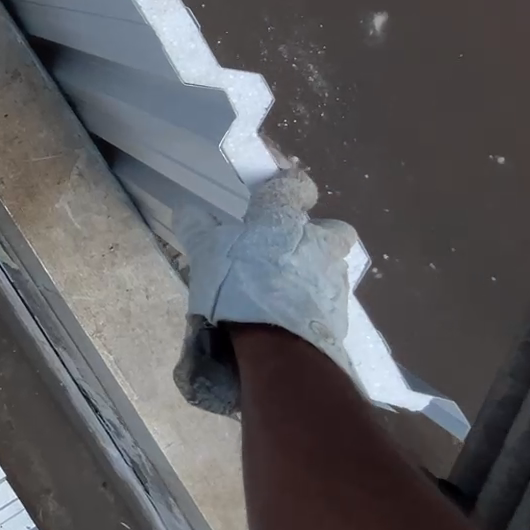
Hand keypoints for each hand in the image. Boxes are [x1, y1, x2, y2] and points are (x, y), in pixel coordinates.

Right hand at [174, 167, 361, 415]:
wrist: (277, 343)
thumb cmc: (237, 282)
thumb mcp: (203, 249)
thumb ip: (198, 226)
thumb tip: (188, 209)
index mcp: (285, 221)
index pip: (294, 188)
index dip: (286, 185)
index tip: (274, 188)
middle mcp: (319, 245)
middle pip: (331, 231)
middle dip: (315, 235)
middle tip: (282, 247)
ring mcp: (334, 282)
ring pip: (328, 266)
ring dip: (308, 270)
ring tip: (276, 286)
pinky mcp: (341, 315)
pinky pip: (323, 298)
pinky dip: (307, 300)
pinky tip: (283, 311)